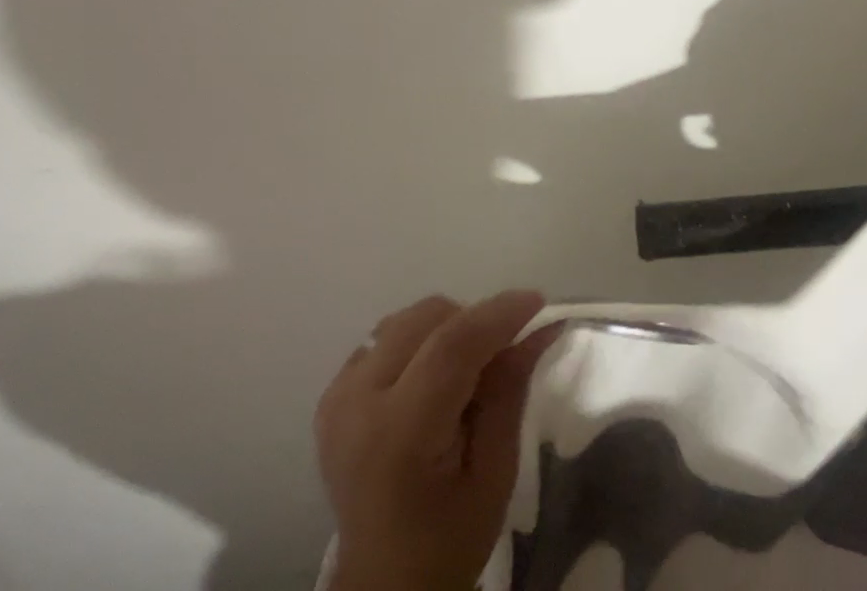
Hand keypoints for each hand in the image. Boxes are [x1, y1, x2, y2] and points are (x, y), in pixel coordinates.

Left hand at [316, 290, 561, 590]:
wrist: (384, 582)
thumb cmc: (449, 539)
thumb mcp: (494, 475)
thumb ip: (508, 394)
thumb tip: (536, 330)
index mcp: (399, 433)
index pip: (451, 346)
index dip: (497, 315)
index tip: (537, 303)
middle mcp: (356, 401)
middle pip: (422, 320)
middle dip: (472, 320)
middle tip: (506, 350)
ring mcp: (336, 397)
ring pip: (400, 322)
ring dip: (443, 329)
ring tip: (468, 371)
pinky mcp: (329, 397)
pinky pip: (379, 342)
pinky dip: (414, 346)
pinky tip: (432, 383)